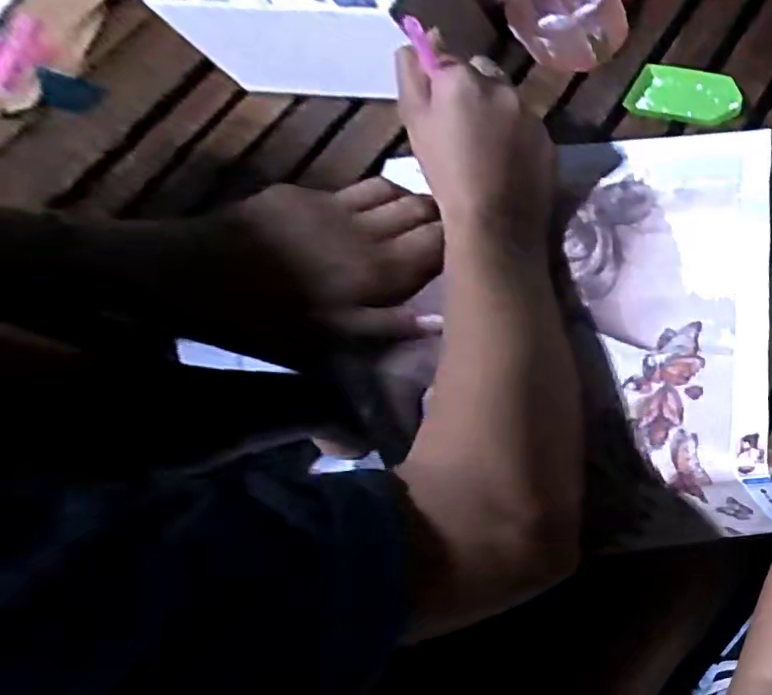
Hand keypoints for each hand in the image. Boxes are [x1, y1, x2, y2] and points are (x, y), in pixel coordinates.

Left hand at [213, 179, 444, 342]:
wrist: (194, 273)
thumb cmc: (279, 315)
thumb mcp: (344, 334)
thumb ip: (398, 325)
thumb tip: (447, 320)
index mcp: (385, 268)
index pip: (442, 241)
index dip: (465, 240)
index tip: (482, 250)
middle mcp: (368, 231)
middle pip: (423, 208)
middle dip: (445, 216)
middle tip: (458, 233)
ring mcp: (334, 207)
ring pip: (393, 190)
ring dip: (413, 201)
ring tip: (422, 220)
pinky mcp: (304, 195)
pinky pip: (356, 188)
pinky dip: (378, 197)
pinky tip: (377, 213)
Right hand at [395, 48, 553, 247]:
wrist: (498, 222)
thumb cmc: (448, 172)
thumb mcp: (414, 117)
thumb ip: (413, 73)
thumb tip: (422, 45)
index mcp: (464, 78)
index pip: (448, 58)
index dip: (441, 79)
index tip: (441, 104)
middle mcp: (504, 91)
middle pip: (484, 75)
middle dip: (474, 91)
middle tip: (466, 126)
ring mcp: (533, 119)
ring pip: (510, 101)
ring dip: (499, 112)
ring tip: (490, 147)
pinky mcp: (551, 144)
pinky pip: (530, 128)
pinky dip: (519, 135)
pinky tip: (510, 159)